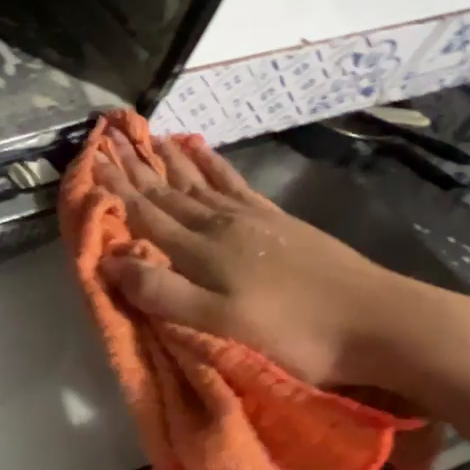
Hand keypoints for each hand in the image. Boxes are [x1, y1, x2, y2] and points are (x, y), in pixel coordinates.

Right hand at [91, 131, 444, 469]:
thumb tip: (108, 261)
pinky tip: (202, 151)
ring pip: (197, 181)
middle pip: (167, 190)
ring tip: (147, 136)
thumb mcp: (219, 325)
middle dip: (134, 165)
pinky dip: (212, 164)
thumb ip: (162, 293)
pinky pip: (234, 182)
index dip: (115, 188)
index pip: (145, 213)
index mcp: (201, 251)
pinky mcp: (278, 221)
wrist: (379, 321)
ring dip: (168, 159)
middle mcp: (220, 224)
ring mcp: (252, 219)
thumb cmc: (293, 334)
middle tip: (108, 136)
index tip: (89, 161)